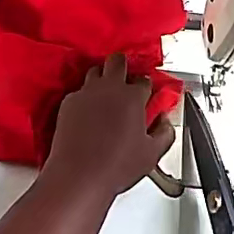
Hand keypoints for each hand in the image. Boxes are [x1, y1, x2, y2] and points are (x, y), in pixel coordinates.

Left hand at [42, 54, 175, 199]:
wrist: (79, 173)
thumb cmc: (116, 165)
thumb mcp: (152, 153)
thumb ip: (164, 132)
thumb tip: (164, 121)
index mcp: (132, 97)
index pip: (144, 80)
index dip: (146, 86)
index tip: (146, 94)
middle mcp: (109, 88)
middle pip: (117, 60)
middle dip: (123, 65)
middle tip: (125, 78)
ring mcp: (87, 92)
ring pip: (96, 70)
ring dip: (103, 77)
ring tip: (107, 92)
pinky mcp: (69, 100)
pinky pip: (80, 90)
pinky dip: (86, 96)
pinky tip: (89, 111)